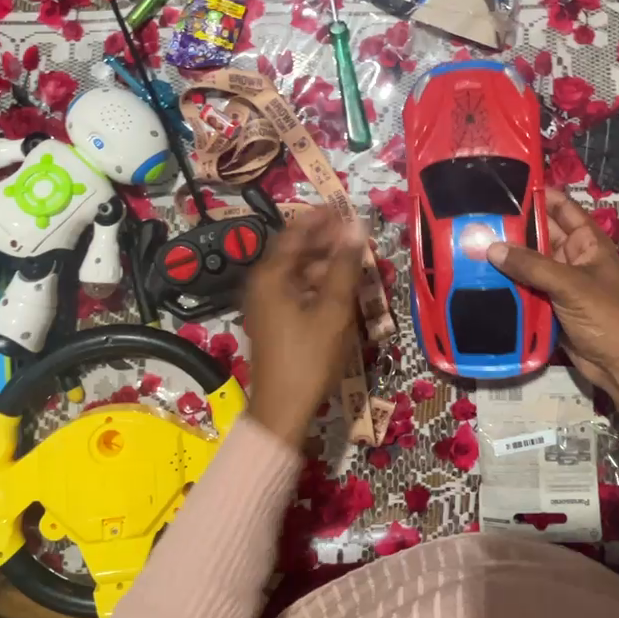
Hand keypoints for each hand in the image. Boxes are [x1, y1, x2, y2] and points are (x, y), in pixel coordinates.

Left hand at [240, 208, 365, 444]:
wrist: (281, 409)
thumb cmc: (308, 357)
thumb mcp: (333, 310)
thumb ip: (345, 265)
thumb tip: (357, 226)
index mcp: (271, 275)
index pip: (296, 233)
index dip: (321, 219)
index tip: (344, 208)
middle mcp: (262, 283)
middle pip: (295, 251)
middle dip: (326, 241)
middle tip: (355, 236)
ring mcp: (264, 303)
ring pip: (297, 272)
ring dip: (324, 264)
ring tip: (354, 263)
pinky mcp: (272, 321)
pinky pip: (295, 290)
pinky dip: (317, 284)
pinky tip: (339, 291)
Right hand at [485, 189, 618, 415]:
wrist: (618, 366)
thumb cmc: (605, 317)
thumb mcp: (570, 286)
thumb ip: (531, 265)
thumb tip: (492, 247)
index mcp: (587, 242)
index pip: (561, 207)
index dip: (537, 194)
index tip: (504, 185)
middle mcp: (572, 255)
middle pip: (538, 233)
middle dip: (512, 225)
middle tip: (475, 216)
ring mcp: (559, 279)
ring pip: (527, 259)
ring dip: (505, 254)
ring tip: (469, 241)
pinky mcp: (547, 301)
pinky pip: (523, 284)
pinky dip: (506, 279)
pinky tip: (479, 273)